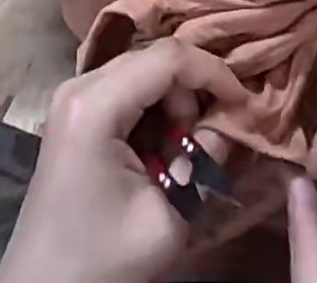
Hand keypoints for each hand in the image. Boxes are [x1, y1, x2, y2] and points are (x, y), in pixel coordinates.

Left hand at [0, 39, 248, 282]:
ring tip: (179, 154)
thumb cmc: (101, 260)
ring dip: (173, 103)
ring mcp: (73, 93)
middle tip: (207, 140)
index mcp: (94, 104)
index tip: (243, 103)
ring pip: (142, 71)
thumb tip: (228, 120)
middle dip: (191, 92)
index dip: (212, 72)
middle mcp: (79, 83)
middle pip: (153, 59)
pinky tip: (158, 150)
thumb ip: (203, 160)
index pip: (167, 57)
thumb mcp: (166, 220)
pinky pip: (127, 88)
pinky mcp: (75, 109)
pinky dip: (153, 110)